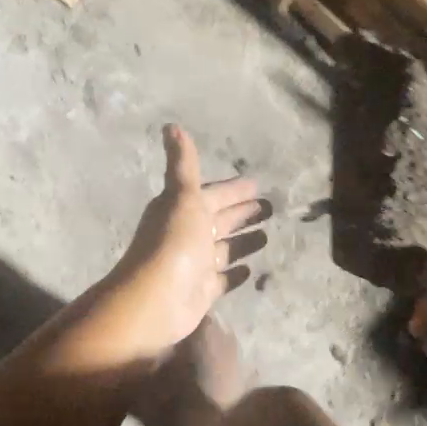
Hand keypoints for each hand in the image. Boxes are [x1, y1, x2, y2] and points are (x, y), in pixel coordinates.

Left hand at [101, 125, 266, 359]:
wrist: (155, 300)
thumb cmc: (172, 244)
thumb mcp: (182, 197)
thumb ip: (182, 164)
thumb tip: (170, 125)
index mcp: (183, 210)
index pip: (213, 195)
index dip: (233, 190)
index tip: (256, 184)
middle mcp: (187, 234)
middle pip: (220, 220)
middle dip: (242, 213)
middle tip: (271, 207)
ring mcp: (194, 264)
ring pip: (223, 249)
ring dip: (243, 241)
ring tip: (268, 235)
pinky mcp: (201, 291)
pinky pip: (222, 278)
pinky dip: (236, 272)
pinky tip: (252, 269)